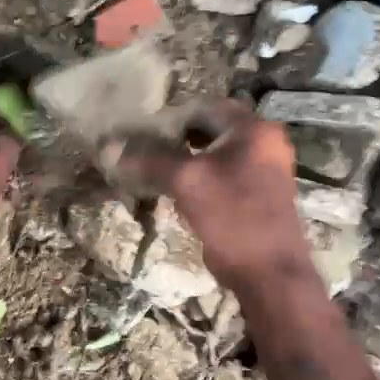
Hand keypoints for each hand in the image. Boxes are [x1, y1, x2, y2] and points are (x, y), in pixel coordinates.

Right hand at [104, 100, 311, 294]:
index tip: (140, 131)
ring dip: (180, 156)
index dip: (170, 116)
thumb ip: (148, 158)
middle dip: (173, 137)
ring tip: (149, 166)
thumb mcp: (185, 181)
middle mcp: (263, 142)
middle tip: (141, 147)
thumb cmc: (232, 216)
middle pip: (207, 127)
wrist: (269, 273)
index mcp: (254, 130)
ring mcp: (261, 168)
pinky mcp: (254, 191)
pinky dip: (194, 173)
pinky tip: (169, 186)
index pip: (203, 107)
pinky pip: (218, 171)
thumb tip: (110, 145)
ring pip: (210, 150)